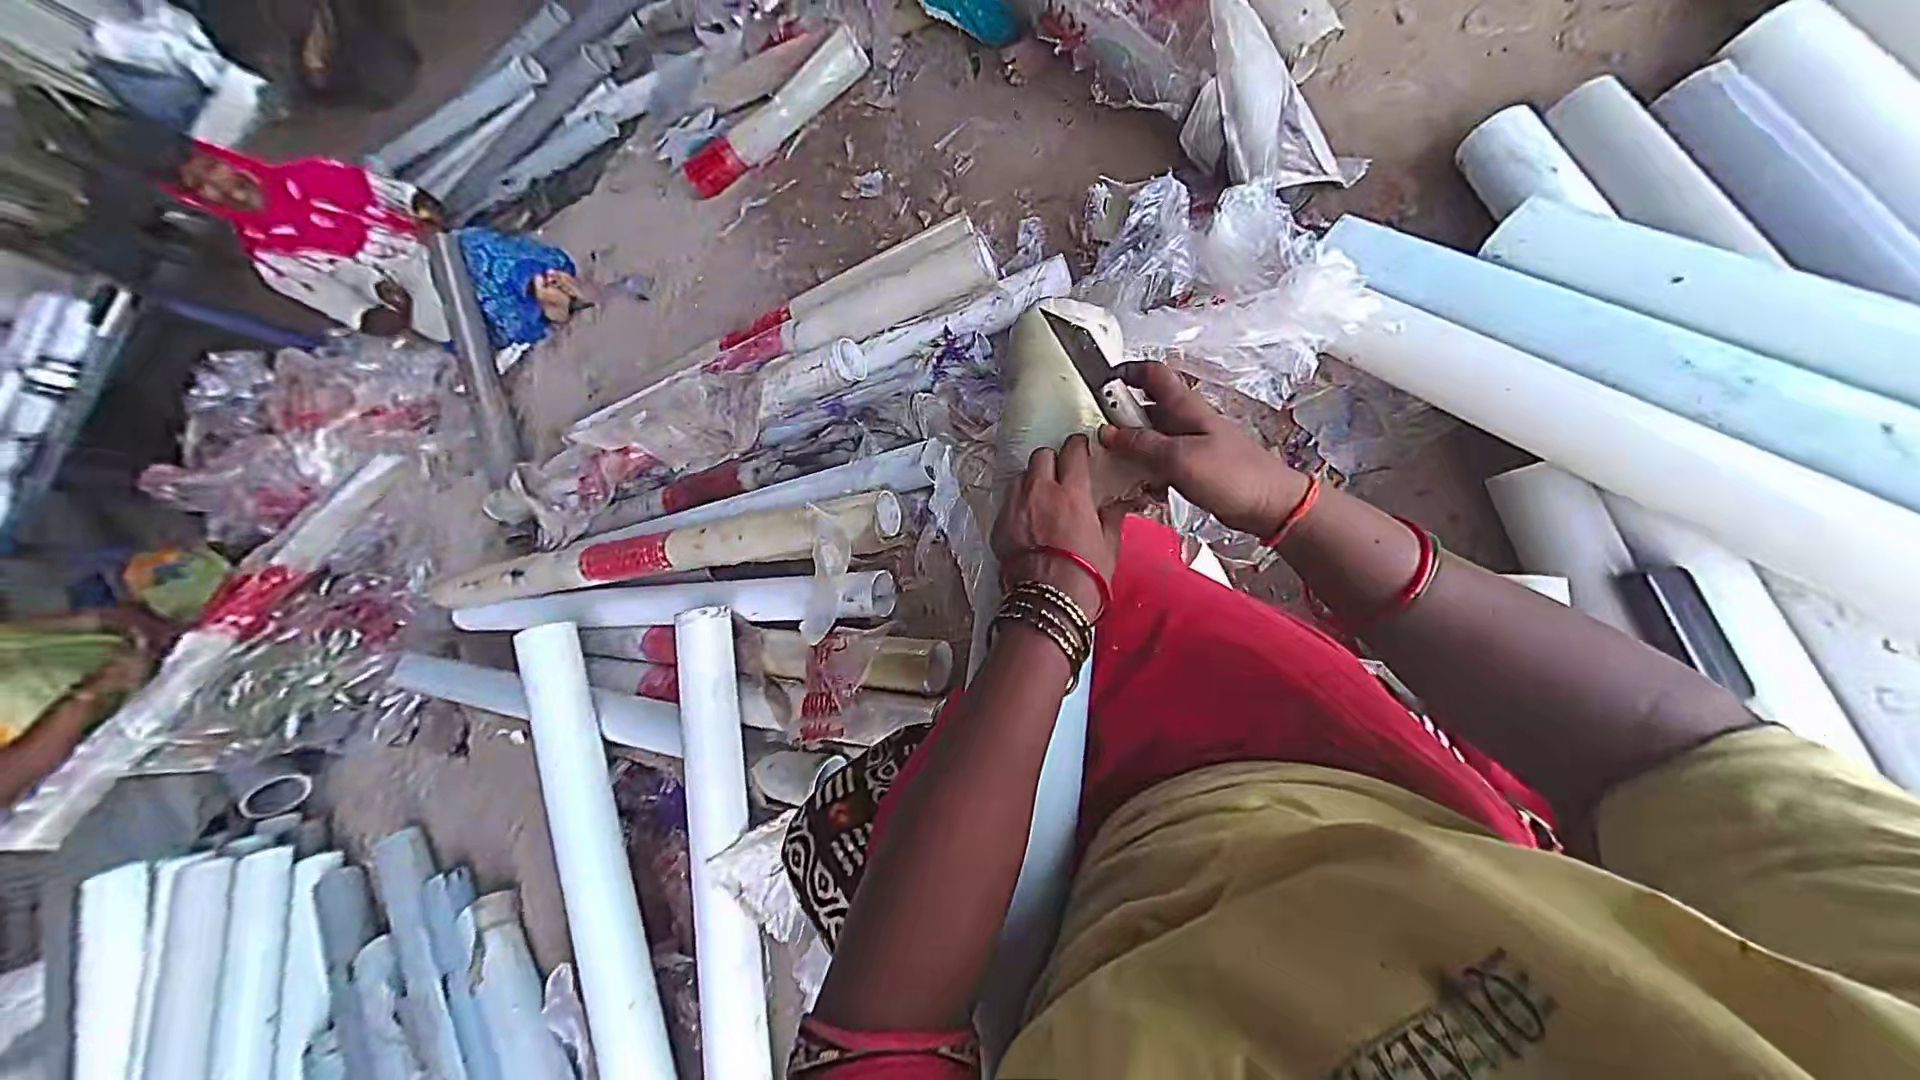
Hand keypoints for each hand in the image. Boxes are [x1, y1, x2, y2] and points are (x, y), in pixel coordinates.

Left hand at [993, 434, 1120, 615]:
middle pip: (1041, 456)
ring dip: (1032, 481)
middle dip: (1051, 460)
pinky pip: (1008, 502)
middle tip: (1060, 474)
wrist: (1048, 600)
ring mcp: (1015, 506)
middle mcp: (1040, 492)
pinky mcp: (999, 524)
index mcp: (1072, 492)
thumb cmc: (1085, 575)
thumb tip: (1117, 504)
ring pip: (1022, 477)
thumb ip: (1111, 517)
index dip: (1077, 446)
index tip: (1080, 449)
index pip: (1072, 450)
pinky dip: (1018, 504)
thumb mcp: (1109, 544)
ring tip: (1041, 498)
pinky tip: (1027, 520)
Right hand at [1098, 362, 1306, 536]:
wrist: (1269, 505)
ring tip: (1122, 469)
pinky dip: (1149, 471)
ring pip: (1151, 439)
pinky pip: (1161, 462)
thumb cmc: (1230, 475)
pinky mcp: (1192, 466)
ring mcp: (1190, 443)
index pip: (1153, 374)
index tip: (1103, 385)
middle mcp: (1185, 420)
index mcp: (1185, 407)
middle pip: (1146, 409)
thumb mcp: (1178, 458)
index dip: (1127, 372)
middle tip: (1104, 440)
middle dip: (1122, 420)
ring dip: (1134, 451)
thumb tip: (1108, 433)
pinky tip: (1145, 489)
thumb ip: (1141, 444)